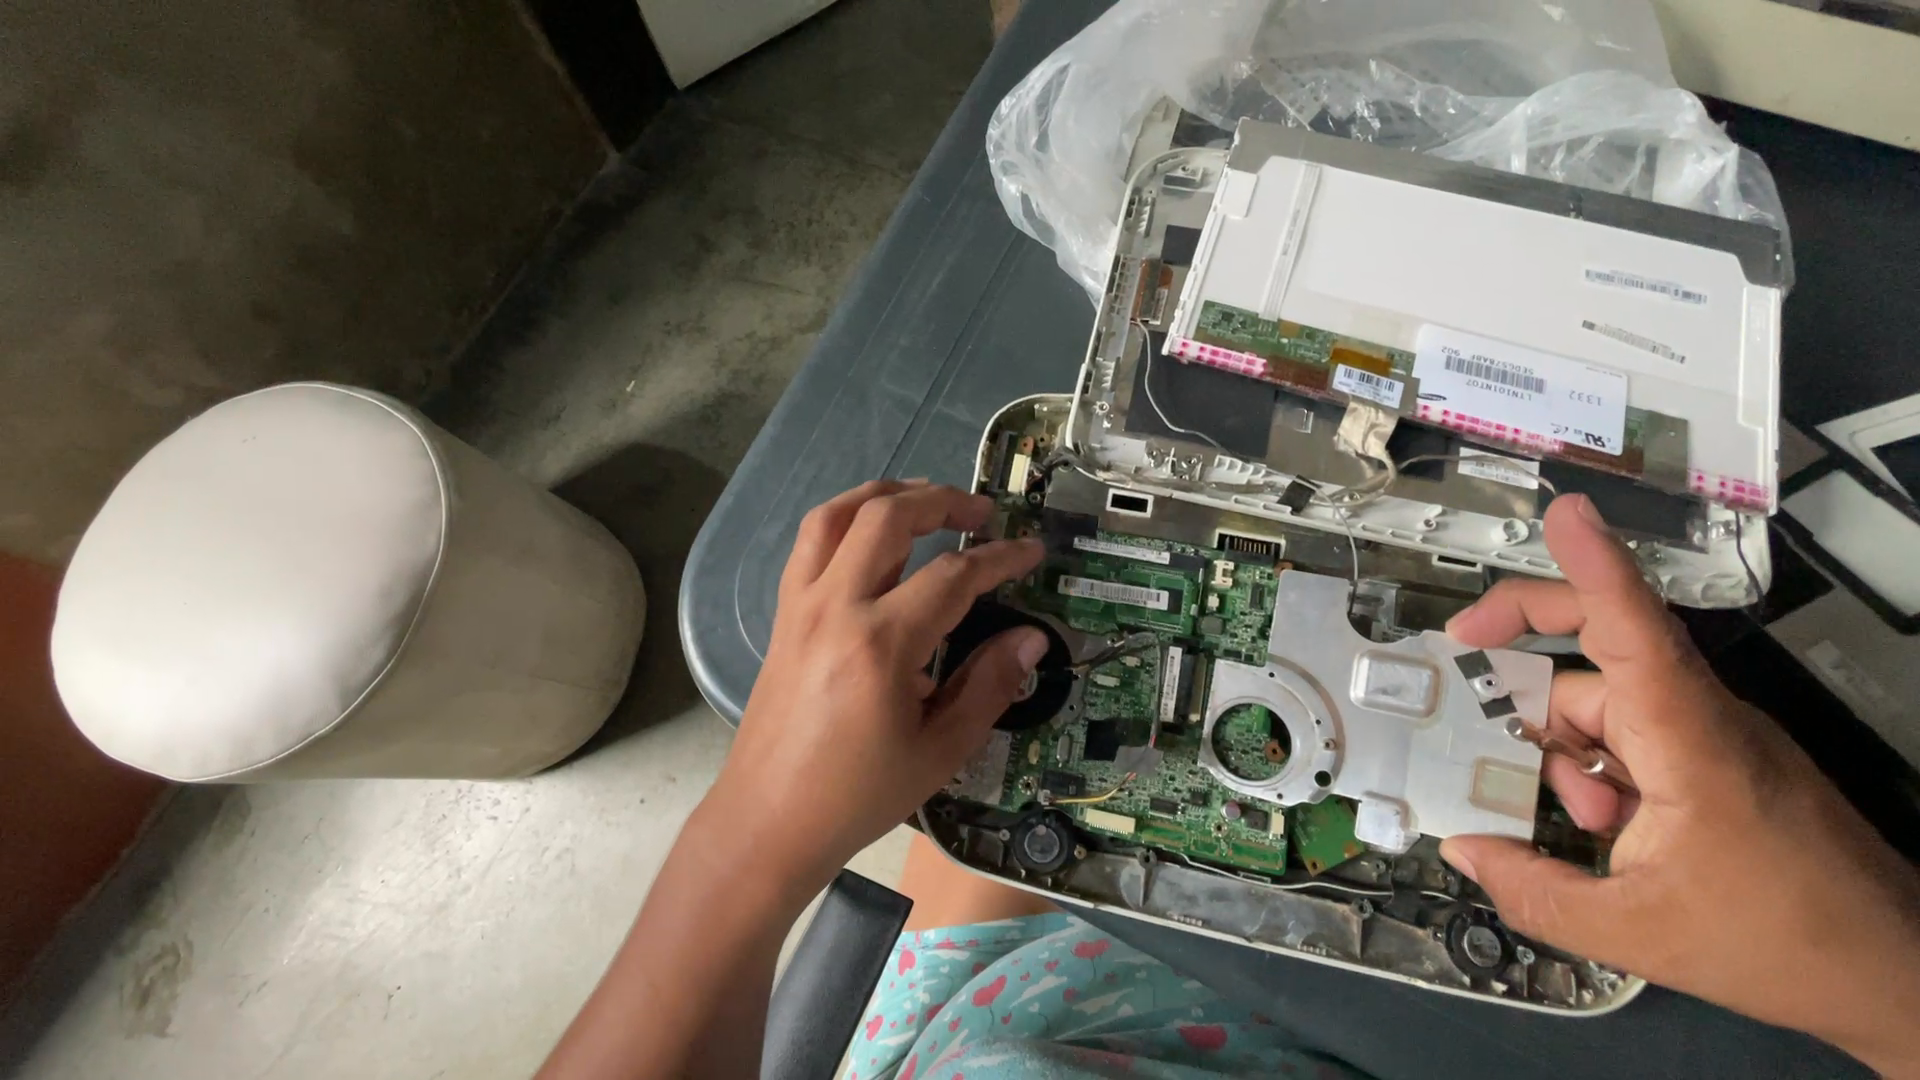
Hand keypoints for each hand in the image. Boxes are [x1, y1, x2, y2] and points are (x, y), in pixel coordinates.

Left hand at [712, 480, 1046, 889]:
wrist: (768, 820)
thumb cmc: (858, 794)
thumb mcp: (940, 750)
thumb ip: (989, 685)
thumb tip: (1031, 637)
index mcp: (880, 644)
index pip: (952, 576)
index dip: (999, 558)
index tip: (1031, 550)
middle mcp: (835, 607)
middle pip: (887, 517)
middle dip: (942, 501)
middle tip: (981, 513)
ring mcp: (800, 605)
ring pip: (837, 514)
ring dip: (887, 494)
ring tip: (926, 499)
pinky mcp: (782, 614)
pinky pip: (810, 542)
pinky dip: (846, 517)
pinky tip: (871, 533)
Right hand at [1442, 496, 1919, 1072]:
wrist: (1906, 981)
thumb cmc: (1779, 945)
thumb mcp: (1632, 934)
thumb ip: (1531, 891)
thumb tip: (1460, 848)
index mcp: (1687, 741)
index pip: (1636, 631)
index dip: (1596, 566)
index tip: (1564, 511)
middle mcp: (1697, 718)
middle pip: (1597, 646)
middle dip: (1520, 639)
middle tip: (1458, 644)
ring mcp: (1707, 735)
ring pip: (1599, 704)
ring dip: (1560, 748)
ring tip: (1576, 816)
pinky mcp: (1712, 758)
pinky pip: (1624, 736)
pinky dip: (1591, 768)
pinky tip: (1601, 822)